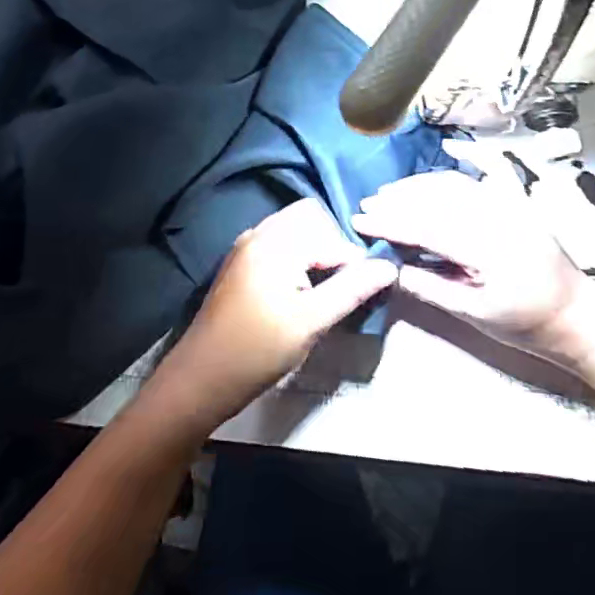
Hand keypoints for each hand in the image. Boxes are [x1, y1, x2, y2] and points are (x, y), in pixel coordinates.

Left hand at [144, 199, 396, 431]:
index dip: (352, 260)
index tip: (361, 292)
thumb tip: (389, 265)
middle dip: (331, 247)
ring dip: (314, 254)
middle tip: (342, 288)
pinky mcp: (240, 265)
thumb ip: (351, 289)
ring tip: (323, 294)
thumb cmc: (259, 348)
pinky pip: (276, 247)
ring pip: (292, 233)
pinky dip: (295, 260)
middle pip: (308, 220)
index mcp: (272, 242)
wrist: (205, 373)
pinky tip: (301, 294)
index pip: (329, 232)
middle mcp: (255, 235)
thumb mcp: (312, 320)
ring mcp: (244, 248)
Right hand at [351, 167, 593, 370]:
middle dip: (397, 200)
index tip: (358, 221)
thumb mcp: (473, 314)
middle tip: (366, 205)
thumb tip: (387, 266)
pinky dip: (453, 170)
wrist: (581, 319)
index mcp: (492, 252)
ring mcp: (513, 207)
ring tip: (387, 193)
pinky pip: (481, 177)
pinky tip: (437, 161)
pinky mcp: (517, 204)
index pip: (428, 228)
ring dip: (416, 185)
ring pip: (455, 184)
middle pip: (438, 199)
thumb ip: (428, 286)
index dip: (390, 223)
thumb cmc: (527, 325)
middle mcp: (503, 220)